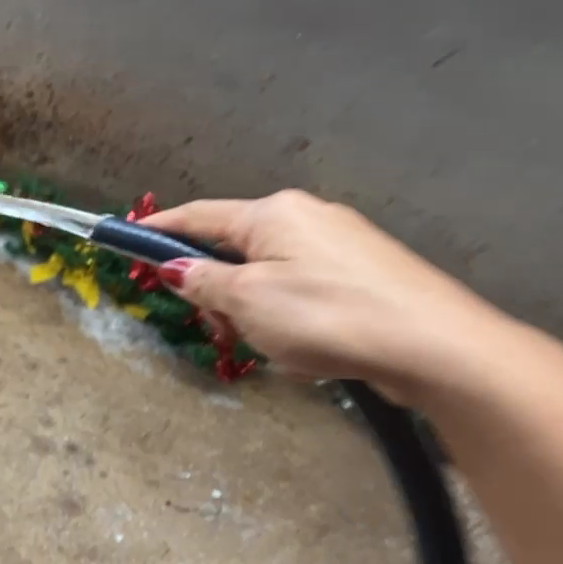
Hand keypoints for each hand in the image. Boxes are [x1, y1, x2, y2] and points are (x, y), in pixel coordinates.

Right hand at [141, 190, 515, 402]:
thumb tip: (173, 268)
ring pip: (264, 272)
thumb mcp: (247, 301)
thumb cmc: (328, 315)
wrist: (439, 349)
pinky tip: (301, 346)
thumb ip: (202, 281)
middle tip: (214, 326)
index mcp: (273, 214)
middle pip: (231, 247)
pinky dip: (283, 314)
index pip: (197, 216)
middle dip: (212, 287)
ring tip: (266, 344)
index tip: (123, 239)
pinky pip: (298, 288)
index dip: (157, 230)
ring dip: (249, 307)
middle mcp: (306, 217)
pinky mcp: (365, 273)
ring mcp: (340, 243)